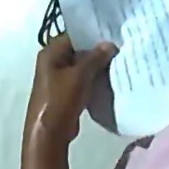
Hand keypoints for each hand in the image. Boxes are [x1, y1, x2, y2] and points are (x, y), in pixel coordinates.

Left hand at [25, 35, 115, 151]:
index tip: (113, 36)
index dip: (92, 36)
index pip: (73, 36)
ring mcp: (57, 78)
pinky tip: (109, 80)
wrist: (49, 133)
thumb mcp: (80, 75)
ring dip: (96, 68)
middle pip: (77, 51)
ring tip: (118, 63)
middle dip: (97, 52)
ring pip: (81, 67)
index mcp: (50, 53)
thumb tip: (109, 43)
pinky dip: (93, 80)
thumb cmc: (61, 99)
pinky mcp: (64, 92)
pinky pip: (81, 80)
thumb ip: (95, 58)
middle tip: (119, 50)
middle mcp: (52, 62)